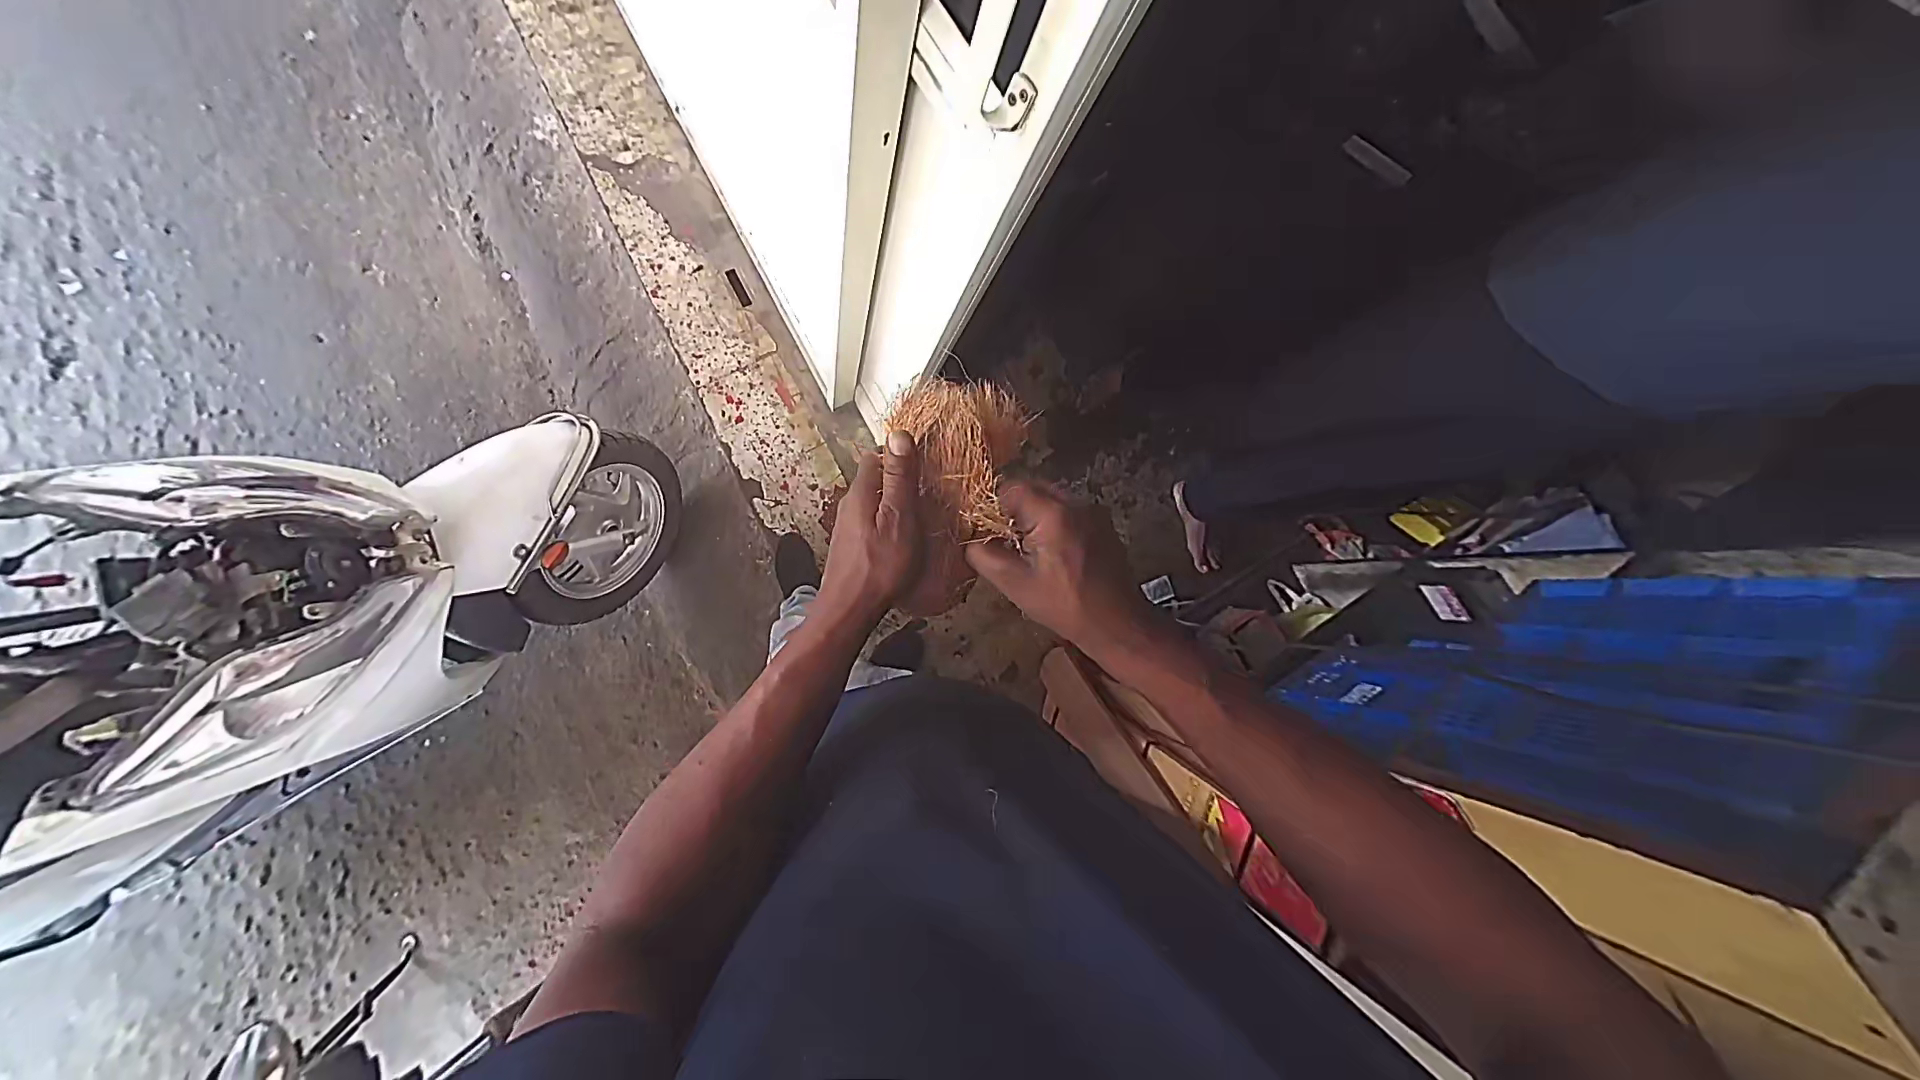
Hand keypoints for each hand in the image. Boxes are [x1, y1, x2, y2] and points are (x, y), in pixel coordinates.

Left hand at [818, 431, 922, 624]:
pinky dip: (890, 521)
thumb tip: (899, 435)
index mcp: (860, 492)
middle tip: (929, 491)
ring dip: (896, 503)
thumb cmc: (879, 567)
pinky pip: (873, 521)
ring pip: (875, 501)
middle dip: (901, 480)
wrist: (850, 608)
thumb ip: (899, 479)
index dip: (900, 454)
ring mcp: (849, 525)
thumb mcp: (898, 518)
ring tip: (922, 515)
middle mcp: (850, 504)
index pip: (876, 455)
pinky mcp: (853, 543)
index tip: (925, 464)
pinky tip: (905, 537)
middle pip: (876, 478)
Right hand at [965, 480, 1160, 660]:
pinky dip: (1053, 526)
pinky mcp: (1103, 525)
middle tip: (1007, 544)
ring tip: (1031, 554)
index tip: (991, 535)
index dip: (994, 508)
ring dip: (1034, 519)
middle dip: (1014, 512)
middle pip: (1032, 489)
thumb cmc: (1065, 606)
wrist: (1116, 624)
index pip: (1011, 487)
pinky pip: (1068, 513)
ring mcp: (1094, 513)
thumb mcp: (1014, 584)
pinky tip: (1053, 557)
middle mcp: (1077, 504)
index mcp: (1054, 514)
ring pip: (1050, 500)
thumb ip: (984, 555)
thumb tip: (972, 540)